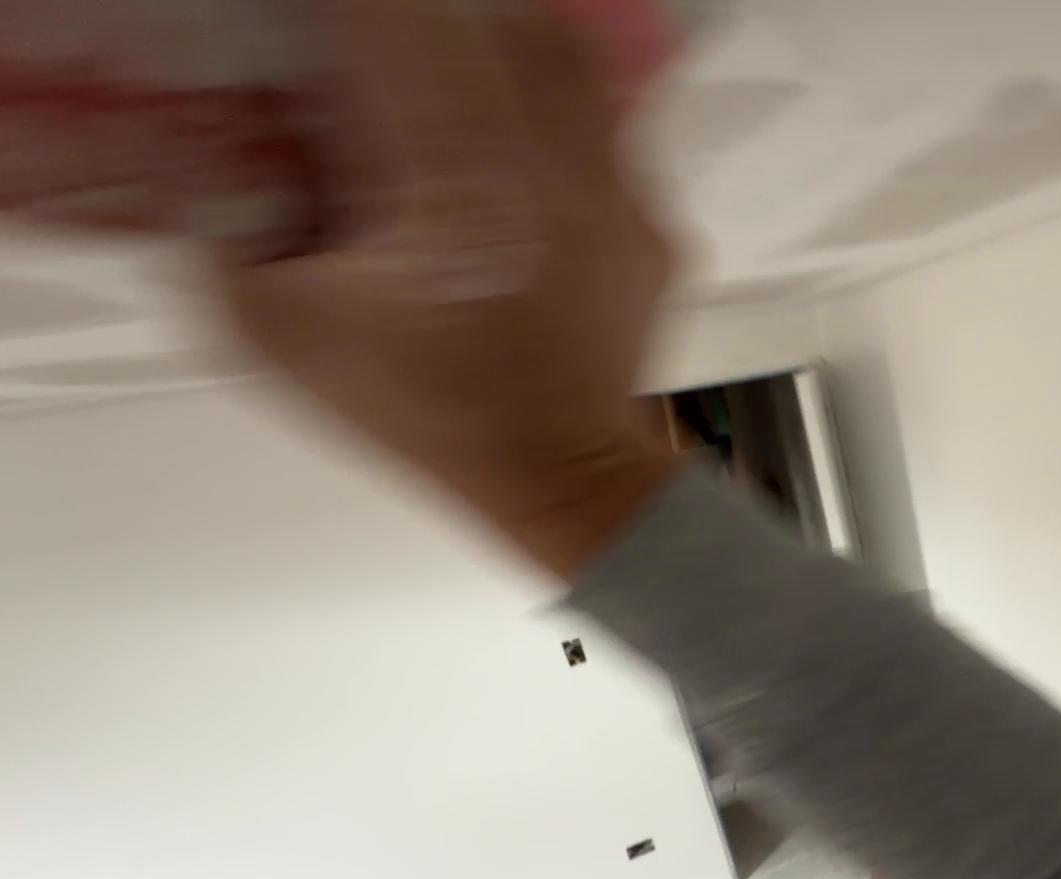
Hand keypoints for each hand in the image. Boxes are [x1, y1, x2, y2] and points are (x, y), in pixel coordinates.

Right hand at [209, 0, 677, 577]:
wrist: (562, 476)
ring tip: (480, 108)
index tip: (336, 28)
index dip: (358, 11)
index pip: (403, 20)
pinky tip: (537, 183)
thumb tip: (227, 145)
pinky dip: (577, 140)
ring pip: (586, 74)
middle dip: (454, 20)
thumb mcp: (280, 327)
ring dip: (525, 64)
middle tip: (418, 54)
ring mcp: (624, 209)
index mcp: (458, 183)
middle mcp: (558, 179)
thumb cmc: (443, 419)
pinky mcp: (660, 242)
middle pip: (519, 21)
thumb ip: (229, 217)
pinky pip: (626, 150)